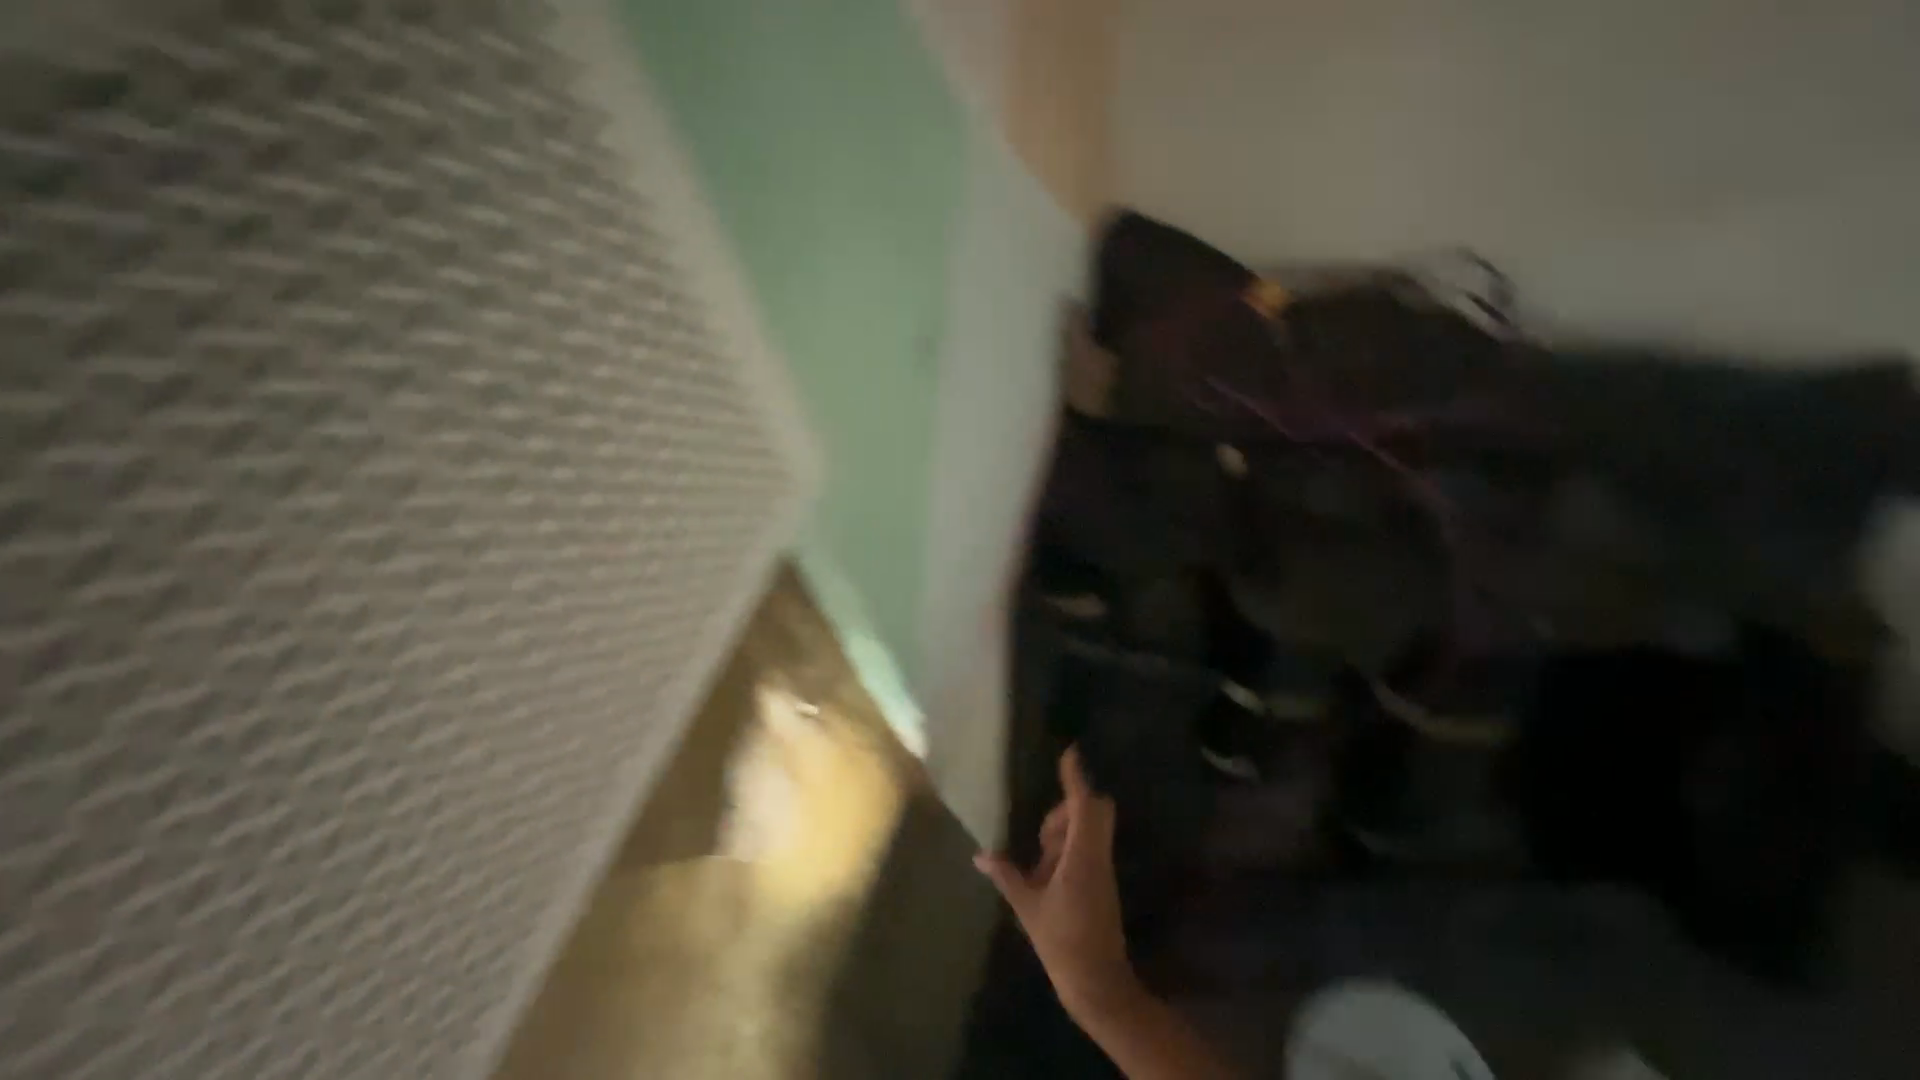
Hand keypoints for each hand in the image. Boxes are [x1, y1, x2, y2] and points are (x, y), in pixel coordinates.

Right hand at [976, 746, 1138, 1022]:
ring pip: (1089, 831)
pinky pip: (1087, 850)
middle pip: (1093, 811)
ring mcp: (1102, 870)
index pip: (1083, 805)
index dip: (1075, 778)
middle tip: (1041, 835)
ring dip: (1064, 833)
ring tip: (1039, 862)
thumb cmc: (1062, 943)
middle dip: (1067, 809)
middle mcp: (1097, 857)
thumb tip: (980, 855)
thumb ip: (1007, 876)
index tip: (1069, 752)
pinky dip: (1067, 850)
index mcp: (1082, 857)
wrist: (1098, 983)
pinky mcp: (1102, 884)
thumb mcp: (1028, 908)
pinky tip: (1046, 874)